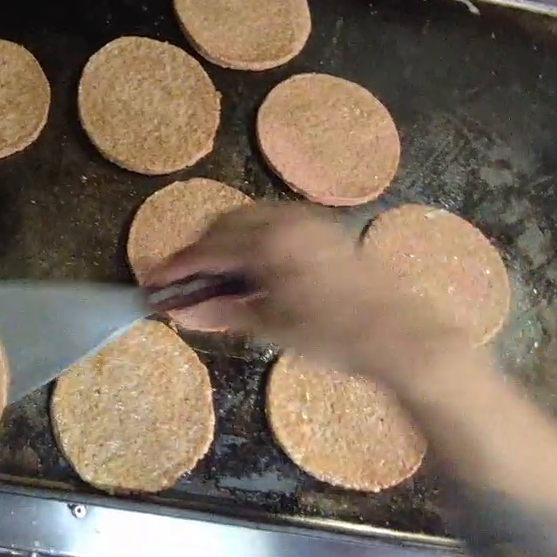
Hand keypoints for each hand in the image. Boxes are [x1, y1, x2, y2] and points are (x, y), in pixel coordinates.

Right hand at [150, 203, 478, 388]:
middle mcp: (285, 220)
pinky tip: (250, 272)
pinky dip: (250, 242)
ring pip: (247, 222)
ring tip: (213, 280)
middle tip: (181, 283)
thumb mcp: (271, 327)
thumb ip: (220, 312)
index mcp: (268, 242)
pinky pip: (272, 225)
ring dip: (223, 246)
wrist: (403, 336)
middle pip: (221, 226)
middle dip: (197, 253)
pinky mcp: (323, 230)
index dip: (175, 267)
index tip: (152, 282)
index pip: (205, 250)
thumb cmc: (335, 336)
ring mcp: (307, 221)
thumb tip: (179, 312)